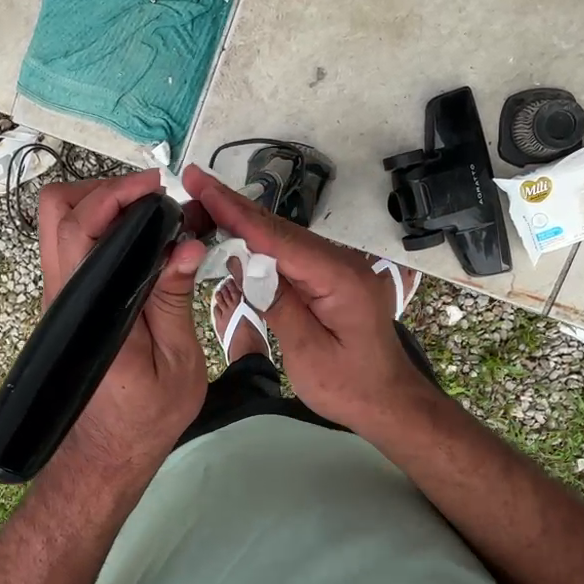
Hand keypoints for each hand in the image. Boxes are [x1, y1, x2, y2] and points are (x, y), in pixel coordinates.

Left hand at [37, 169, 207, 476]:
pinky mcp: (68, 305)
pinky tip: (147, 243)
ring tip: (156, 218)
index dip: (116, 195)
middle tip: (154, 200)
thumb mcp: (178, 363)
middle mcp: (62, 296)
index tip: (160, 190)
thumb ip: (174, 300)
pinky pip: (77, 250)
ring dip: (104, 208)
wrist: (105, 456)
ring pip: (62, 227)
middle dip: (104, 190)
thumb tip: (187, 243)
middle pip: (56, 212)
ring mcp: (60, 298)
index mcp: (87, 310)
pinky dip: (107, 231)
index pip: (81, 228)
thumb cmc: (144, 420)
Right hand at [182, 164, 441, 436]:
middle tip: (194, 182)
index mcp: (338, 278)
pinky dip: (261, 241)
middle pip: (279, 229)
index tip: (202, 184)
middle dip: (233, 205)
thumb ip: (278, 304)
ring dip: (244, 220)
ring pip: (284, 237)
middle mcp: (341, 262)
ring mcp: (338, 267)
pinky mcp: (332, 277)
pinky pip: (291, 253)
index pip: (277, 238)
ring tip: (204, 201)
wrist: (389, 401)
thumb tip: (244, 262)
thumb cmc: (350, 387)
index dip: (235, 211)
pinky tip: (237, 233)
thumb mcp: (308, 353)